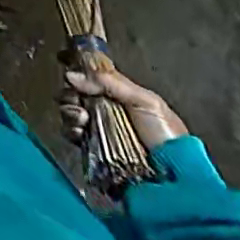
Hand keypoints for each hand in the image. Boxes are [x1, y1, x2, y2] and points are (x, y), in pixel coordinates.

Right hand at [59, 67, 189, 152]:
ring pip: (68, 110)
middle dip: (71, 94)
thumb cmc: (165, 133)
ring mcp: (96, 126)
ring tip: (83, 119)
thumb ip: (110, 83)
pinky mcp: (90, 145)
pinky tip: (80, 131)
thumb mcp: (146, 101)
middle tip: (78, 100)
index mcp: (118, 93)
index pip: (89, 75)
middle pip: (73, 91)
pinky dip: (70, 129)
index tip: (67, 66)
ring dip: (70, 111)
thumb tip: (72, 74)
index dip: (78, 70)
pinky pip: (69, 132)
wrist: (172, 172)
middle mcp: (103, 107)